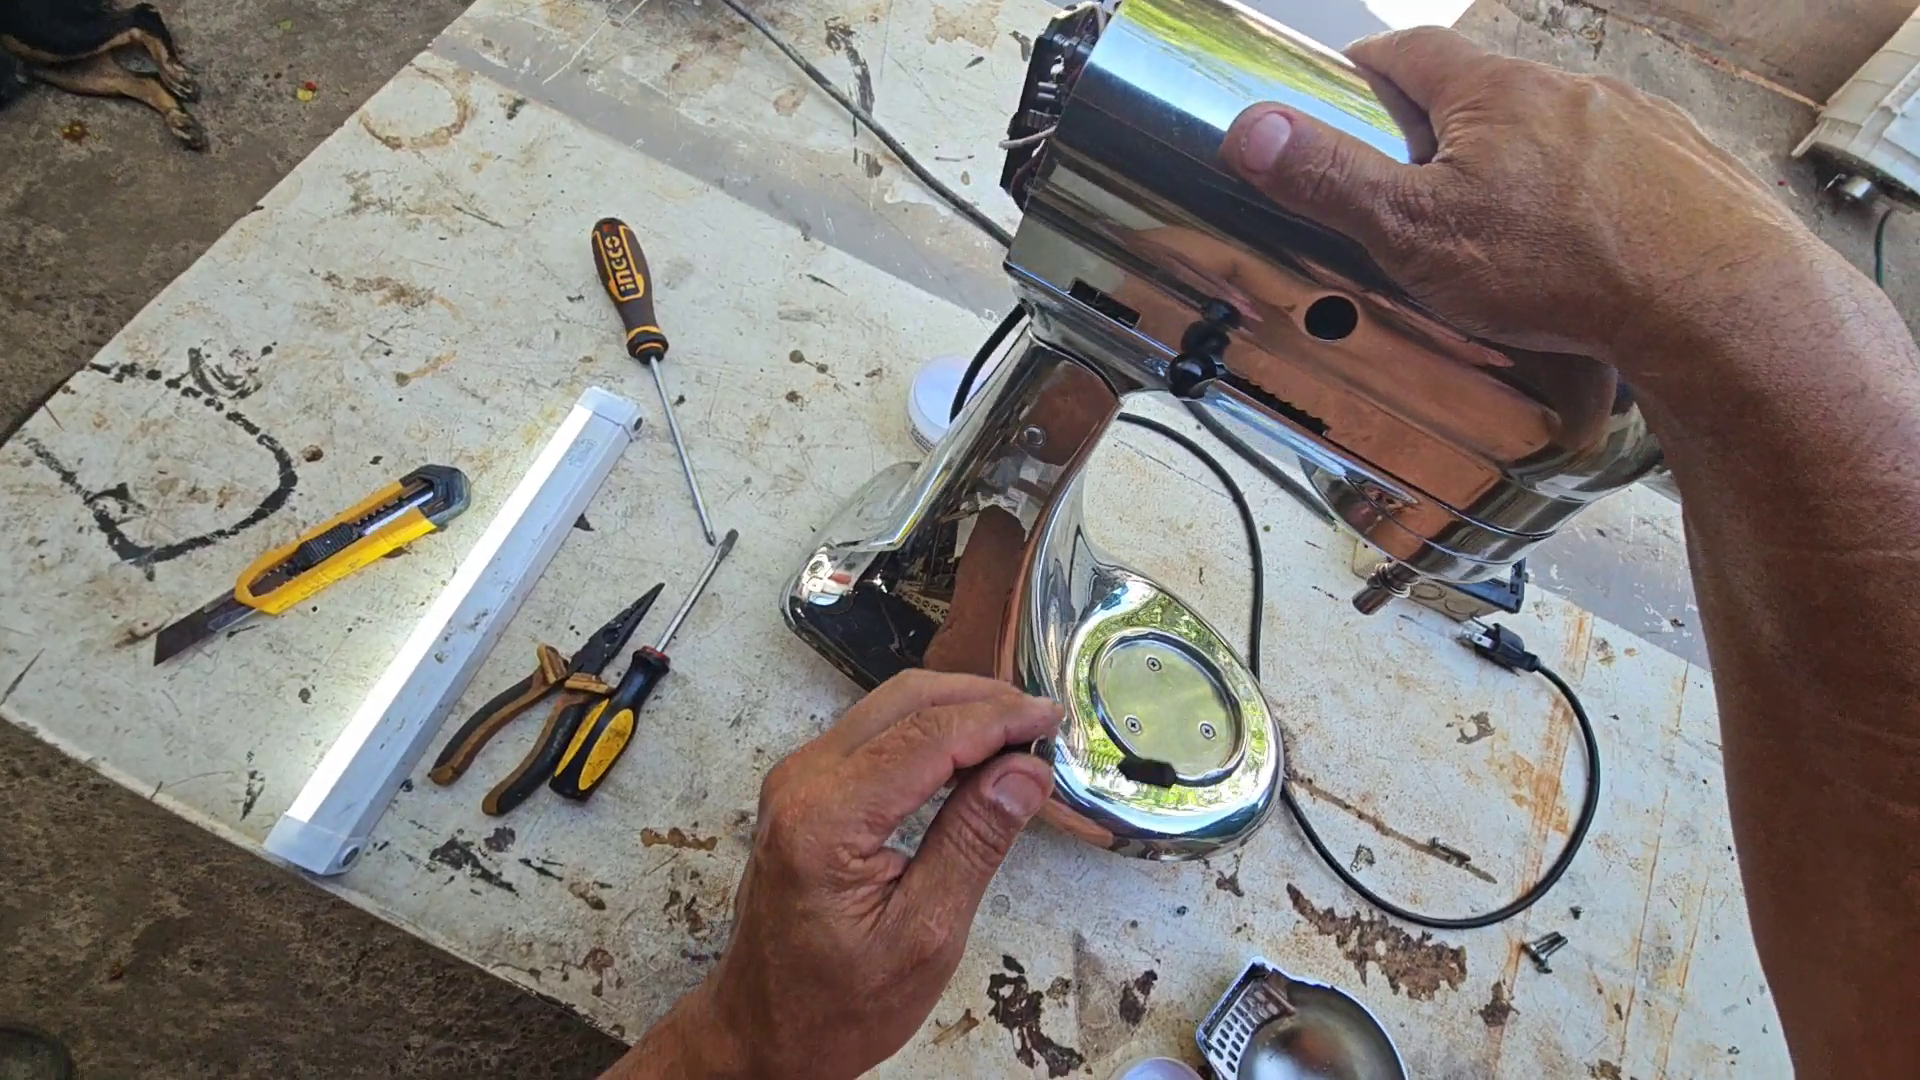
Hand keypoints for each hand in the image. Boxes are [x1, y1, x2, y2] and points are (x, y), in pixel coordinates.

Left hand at [615, 671, 1062, 1079]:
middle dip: (979, 699)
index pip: (927, 737)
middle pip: (905, 699)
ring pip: (890, 705)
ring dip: (956, 707)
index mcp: (826, 816)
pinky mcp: (806, 781)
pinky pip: (877, 729)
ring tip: (1015, 729)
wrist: (762, 1031)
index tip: (1050, 717)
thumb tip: (1026, 770)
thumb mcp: (925, 936)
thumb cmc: (841, 1005)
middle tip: (1039, 719)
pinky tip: (969, 748)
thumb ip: (974, 841)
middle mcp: (804, 776)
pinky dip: (930, 726)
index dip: (996, 719)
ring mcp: (799, 773)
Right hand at [1221, 27, 1820, 382]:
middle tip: (1384, 184)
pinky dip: (1546, 195)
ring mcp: (1623, 127)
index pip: (1411, 52)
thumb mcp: (1411, 228)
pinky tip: (1538, 244)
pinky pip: (1582, 170)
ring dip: (1486, 164)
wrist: (1707, 301)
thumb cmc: (1555, 261)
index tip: (1334, 86)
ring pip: (1529, 134)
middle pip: (1470, 93)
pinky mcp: (1661, 170)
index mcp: (1494, 94)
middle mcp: (1564, 92)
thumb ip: (1330, 178)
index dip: (1363, 65)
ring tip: (1459, 227)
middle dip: (1419, 128)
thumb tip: (1253, 129)